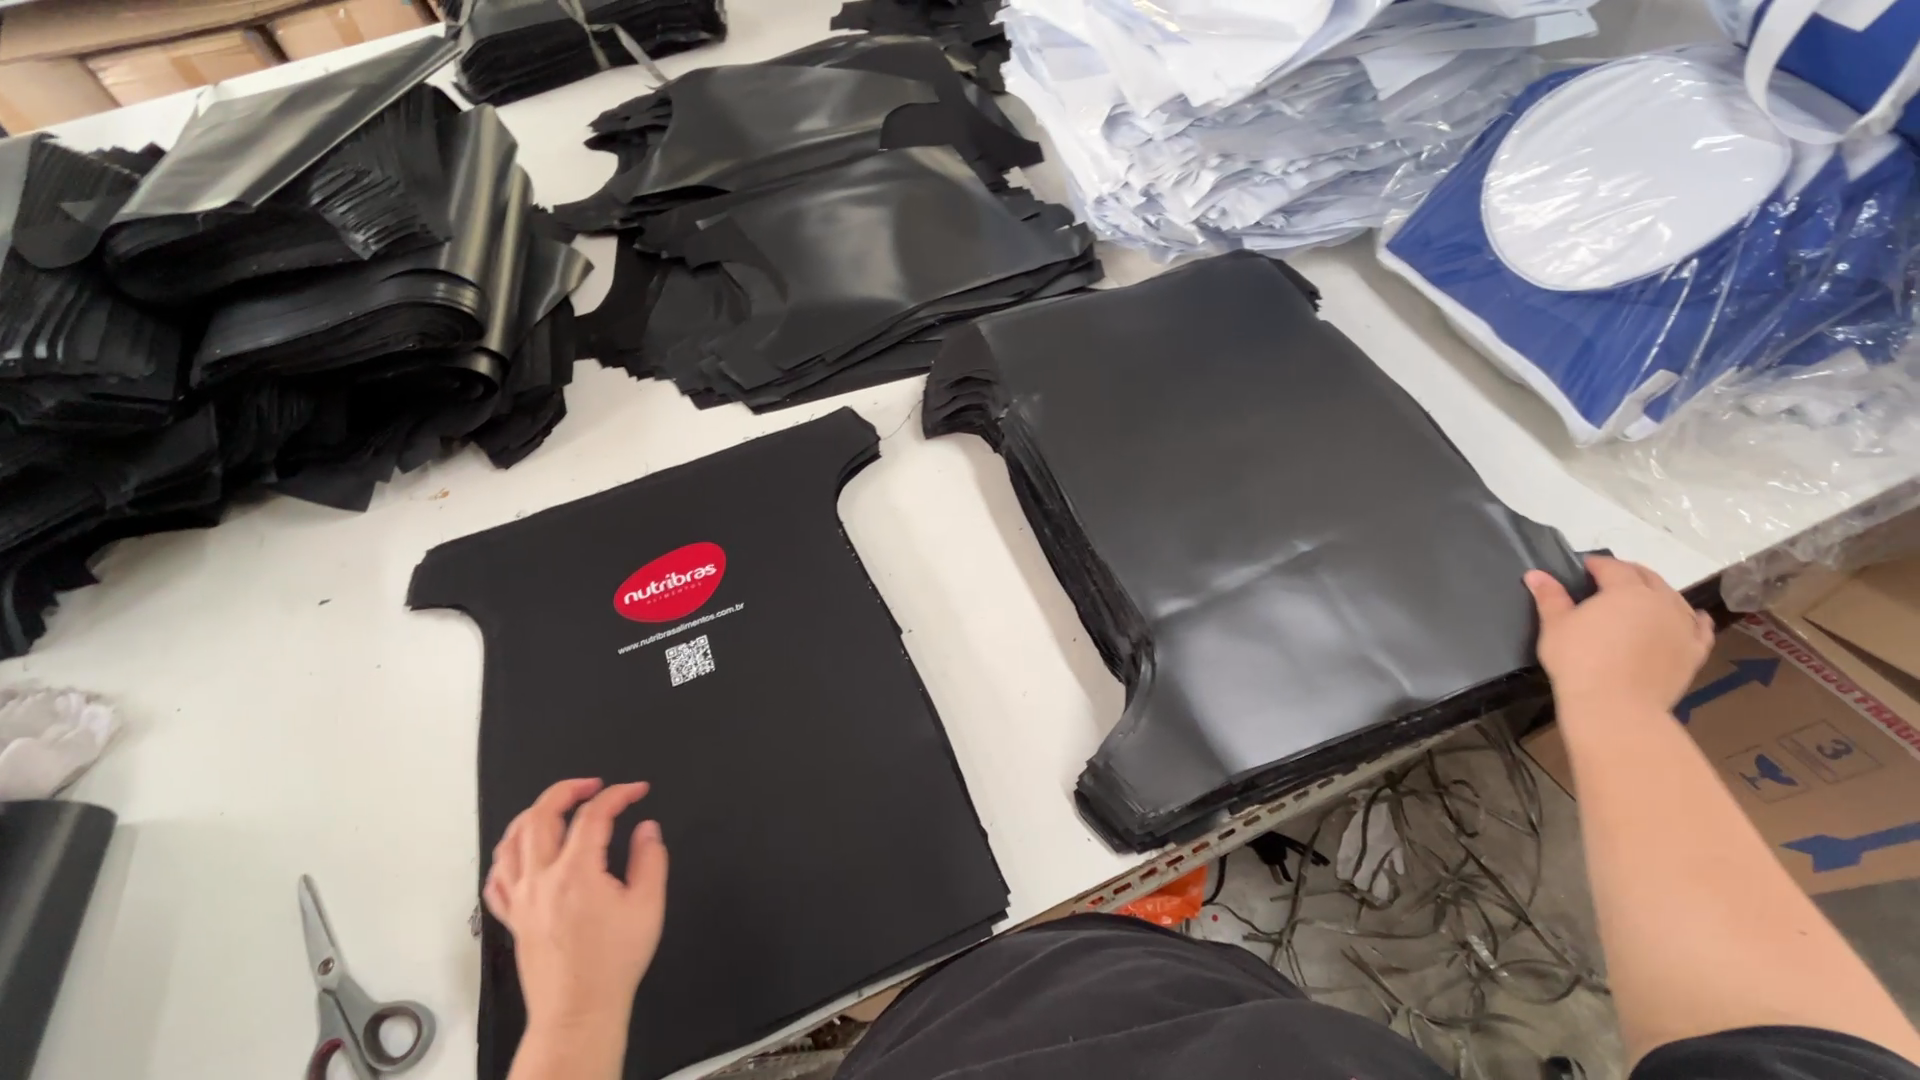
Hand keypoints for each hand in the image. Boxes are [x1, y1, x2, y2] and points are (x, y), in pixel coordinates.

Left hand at [484, 778, 668, 1037]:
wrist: (579, 1012)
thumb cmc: (615, 961)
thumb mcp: (648, 906)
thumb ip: (649, 859)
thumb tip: (646, 828)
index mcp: (577, 873)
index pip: (594, 815)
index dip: (618, 794)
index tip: (638, 791)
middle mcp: (541, 880)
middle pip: (540, 816)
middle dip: (567, 790)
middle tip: (592, 785)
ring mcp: (520, 899)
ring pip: (510, 842)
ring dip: (533, 815)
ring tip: (557, 808)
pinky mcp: (512, 919)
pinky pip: (496, 878)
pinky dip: (508, 855)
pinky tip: (524, 851)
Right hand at [1524, 556, 1714, 715]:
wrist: (1616, 704)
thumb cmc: (1579, 660)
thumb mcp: (1555, 625)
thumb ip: (1550, 596)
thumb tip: (1535, 573)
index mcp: (1626, 591)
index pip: (1613, 567)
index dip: (1596, 564)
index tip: (1583, 567)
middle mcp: (1661, 602)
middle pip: (1648, 577)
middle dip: (1629, 572)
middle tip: (1609, 578)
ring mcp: (1683, 626)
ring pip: (1675, 599)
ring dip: (1658, 592)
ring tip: (1643, 598)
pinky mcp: (1694, 651)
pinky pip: (1700, 628)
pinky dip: (1695, 618)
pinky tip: (1694, 616)